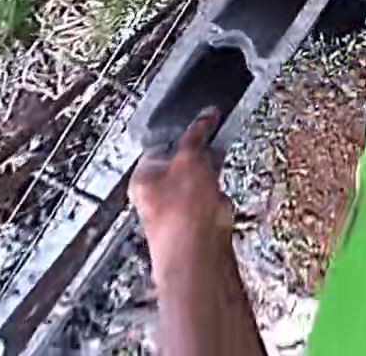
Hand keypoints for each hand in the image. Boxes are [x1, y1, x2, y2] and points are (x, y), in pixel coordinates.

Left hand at [132, 107, 232, 271]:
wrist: (199, 252)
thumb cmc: (183, 210)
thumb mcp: (190, 157)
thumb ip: (197, 133)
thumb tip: (206, 114)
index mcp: (143, 177)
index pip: (160, 143)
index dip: (181, 129)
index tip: (200, 118)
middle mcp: (155, 191)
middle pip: (178, 157)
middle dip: (197, 146)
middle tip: (212, 133)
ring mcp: (177, 204)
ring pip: (195, 172)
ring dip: (208, 162)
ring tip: (220, 152)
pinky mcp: (197, 213)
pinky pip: (207, 186)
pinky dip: (215, 178)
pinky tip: (222, 175)